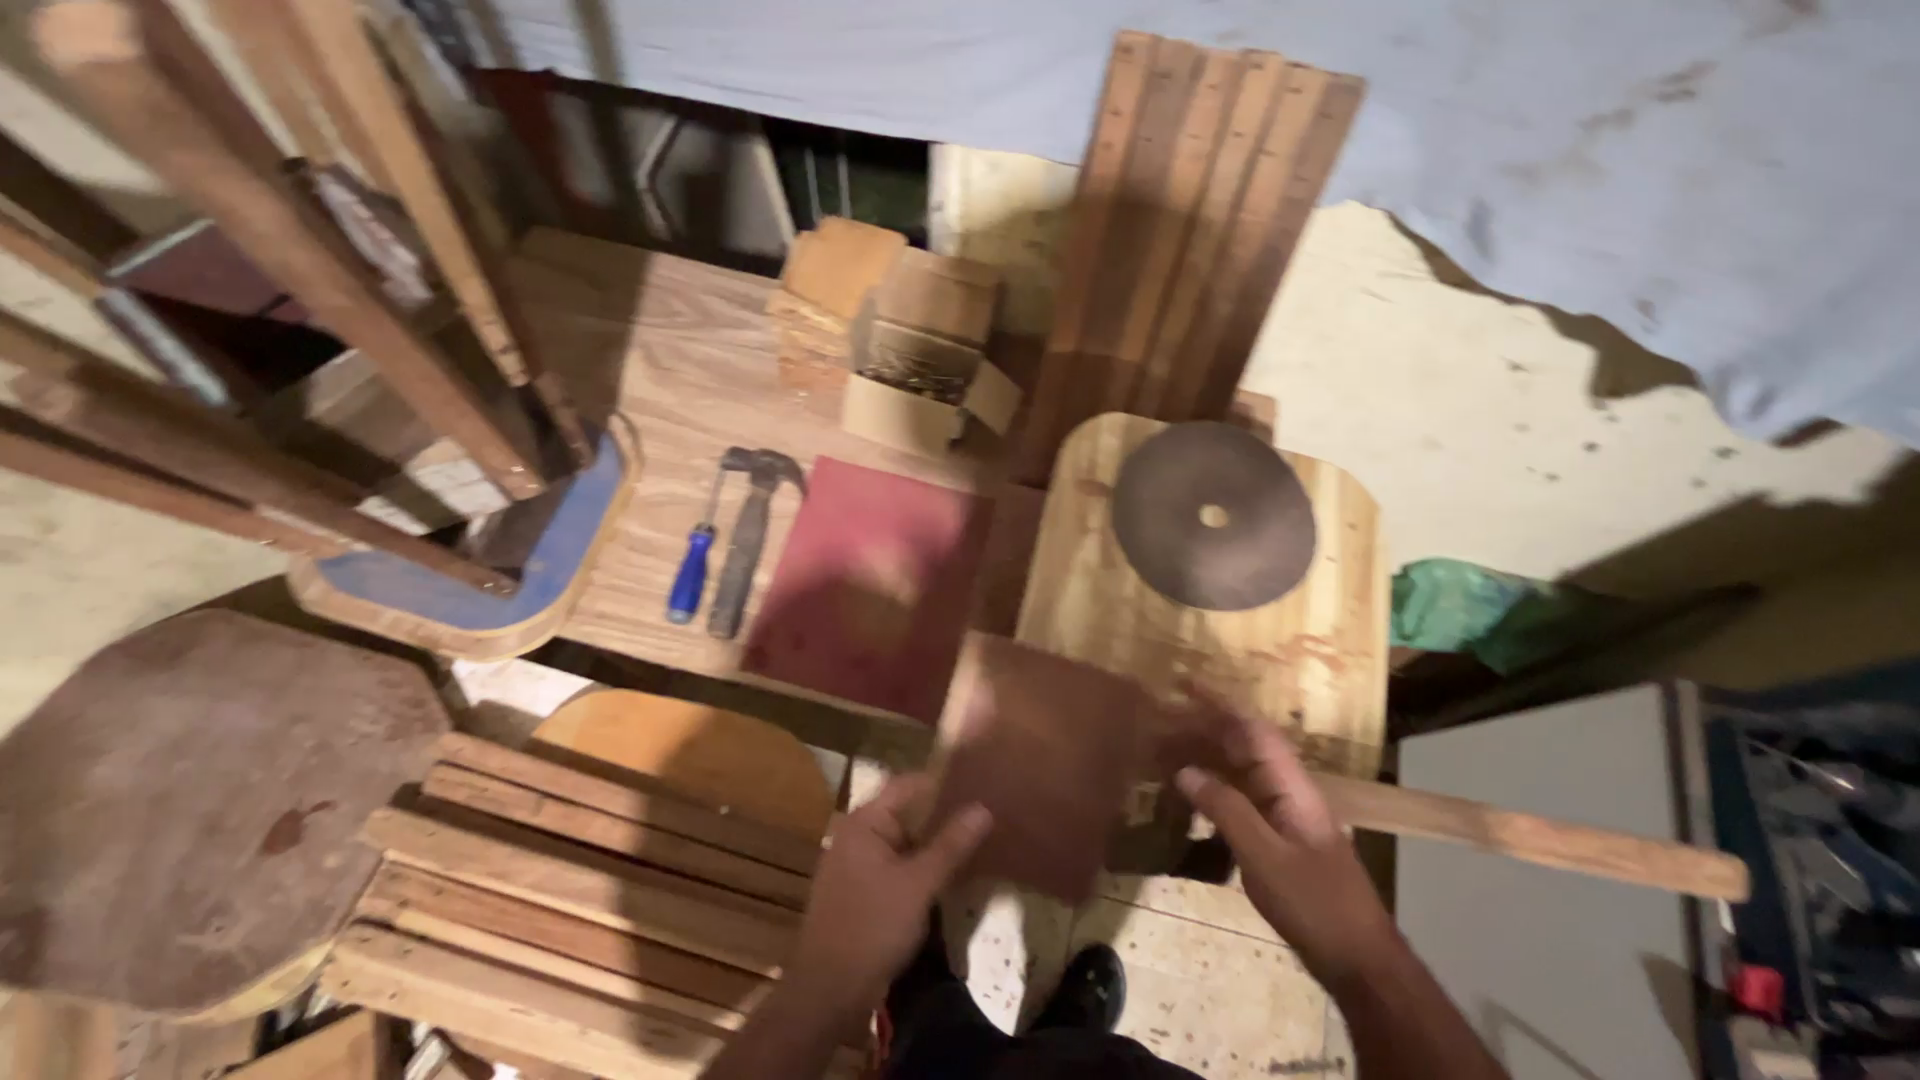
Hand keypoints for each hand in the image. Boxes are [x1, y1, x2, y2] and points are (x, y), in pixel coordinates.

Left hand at [783, 773, 992, 1025]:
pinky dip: (922, 866)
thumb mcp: (919, 884)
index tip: (981, 780)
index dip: (942, 781)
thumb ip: (950, 845)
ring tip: (977, 840)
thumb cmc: (872, 927)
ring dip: (935, 843)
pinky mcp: (862, 891)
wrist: (830, 990)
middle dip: (943, 814)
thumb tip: (983, 807)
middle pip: (906, 812)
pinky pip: (898, 865)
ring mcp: (857, 864)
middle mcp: (857, 834)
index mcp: (864, 822)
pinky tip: (951, 874)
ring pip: (904, 842)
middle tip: (988, 812)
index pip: (908, 785)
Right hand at [1172, 695, 1397, 987]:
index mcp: (1293, 787)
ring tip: (1162, 754)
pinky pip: (1239, 804)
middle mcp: (1288, 794)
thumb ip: (1227, 810)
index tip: (1185, 684)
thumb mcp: (1265, 856)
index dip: (1220, 704)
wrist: (1359, 960)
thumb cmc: (1316, 904)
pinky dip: (1211, 794)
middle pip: (1243, 748)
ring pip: (1239, 776)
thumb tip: (1186, 770)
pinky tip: (1186, 799)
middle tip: (1158, 722)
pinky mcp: (1277, 843)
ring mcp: (1283, 819)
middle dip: (1203, 729)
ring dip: (1203, 761)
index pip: (1254, 731)